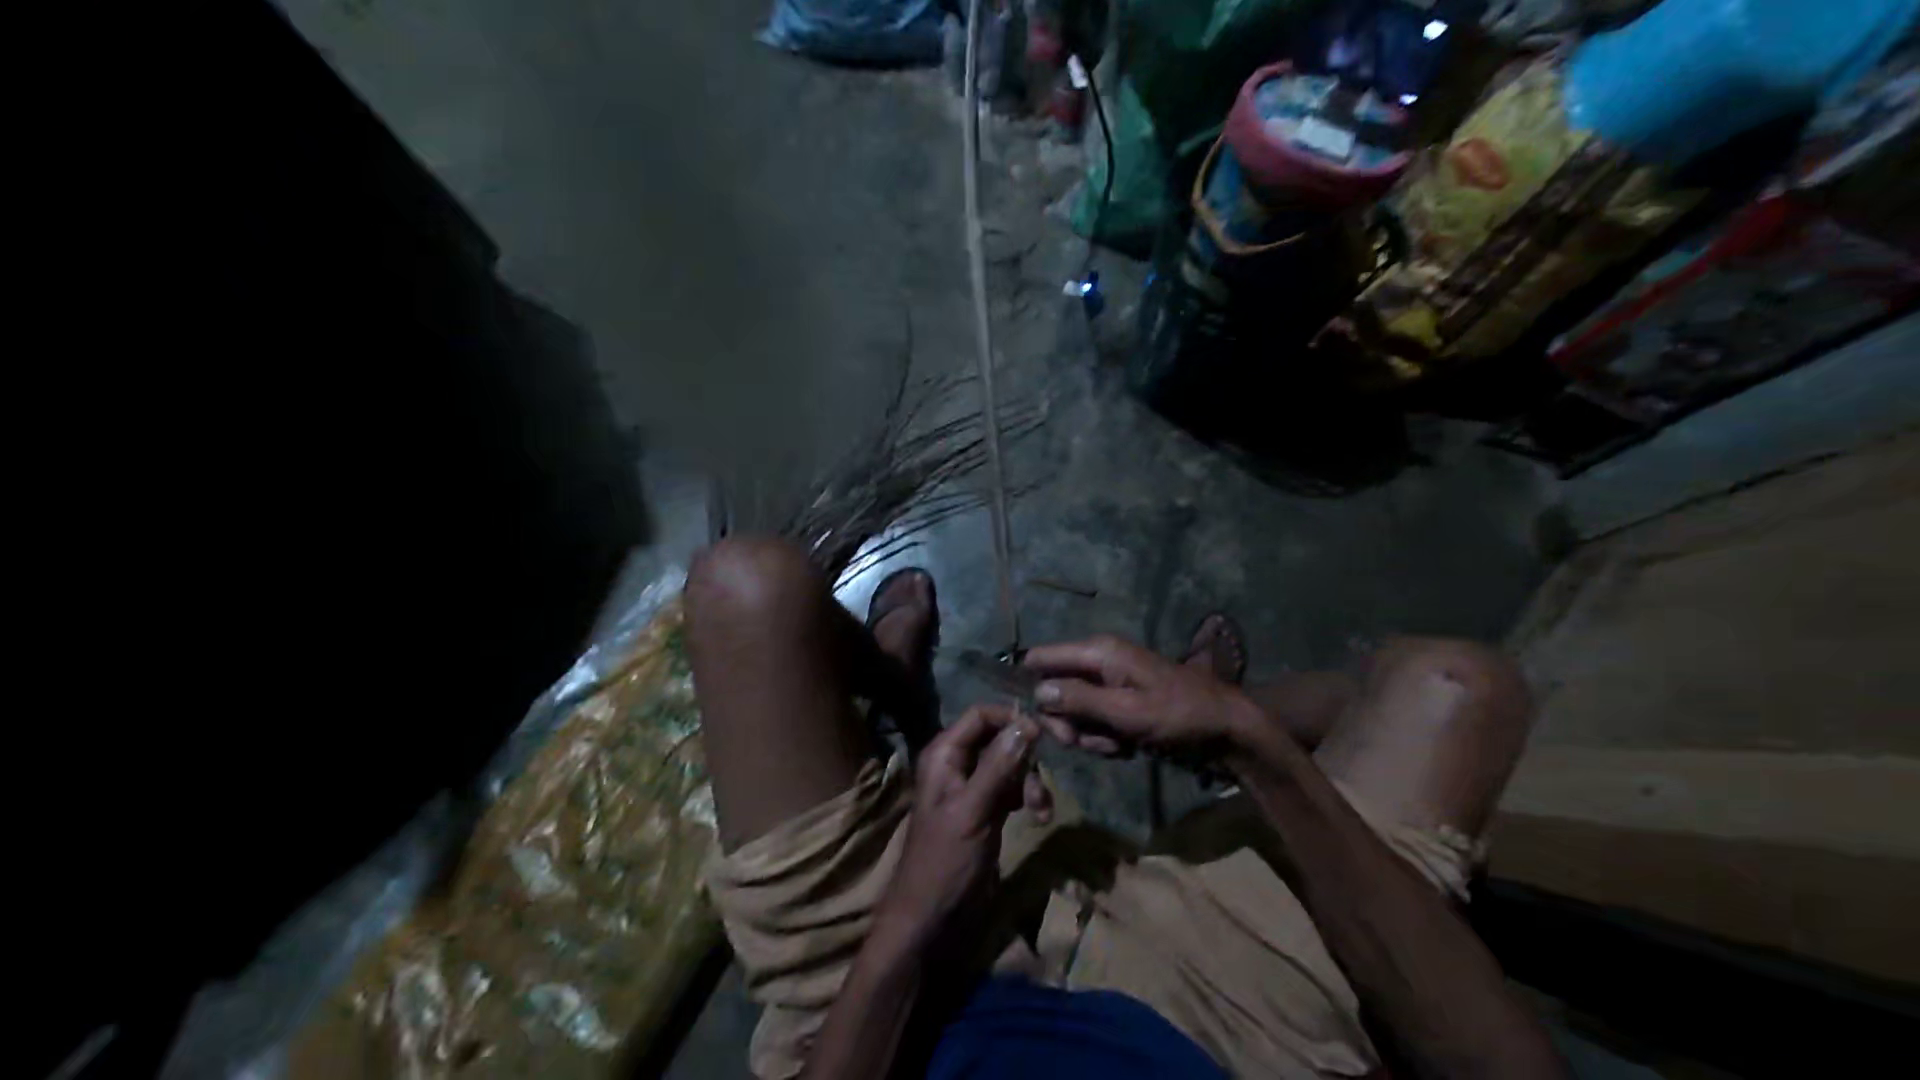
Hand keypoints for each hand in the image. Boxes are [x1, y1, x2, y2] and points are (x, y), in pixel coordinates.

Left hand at [877, 704, 1040, 946]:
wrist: (932, 919)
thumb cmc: (945, 861)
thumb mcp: (972, 810)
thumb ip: (998, 765)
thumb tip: (1028, 723)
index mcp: (944, 755)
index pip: (980, 715)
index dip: (1011, 719)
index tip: (1043, 736)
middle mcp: (957, 765)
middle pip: (1000, 739)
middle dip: (1025, 759)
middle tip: (1040, 789)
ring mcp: (973, 789)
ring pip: (1010, 766)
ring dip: (1030, 783)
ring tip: (1041, 812)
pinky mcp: (987, 812)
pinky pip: (1012, 790)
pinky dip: (1027, 799)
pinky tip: (1039, 818)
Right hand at [1023, 634, 1259, 751]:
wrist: (1228, 731)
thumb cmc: (1179, 715)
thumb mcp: (1127, 711)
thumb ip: (1080, 700)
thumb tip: (1037, 690)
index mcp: (1098, 652)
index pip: (1041, 657)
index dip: (1030, 685)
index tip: (1034, 718)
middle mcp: (1098, 662)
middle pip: (1054, 689)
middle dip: (1065, 720)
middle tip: (1082, 741)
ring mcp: (1109, 684)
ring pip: (1073, 711)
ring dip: (1088, 734)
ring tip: (1116, 744)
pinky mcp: (1119, 704)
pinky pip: (1094, 722)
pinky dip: (1104, 738)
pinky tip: (1125, 746)